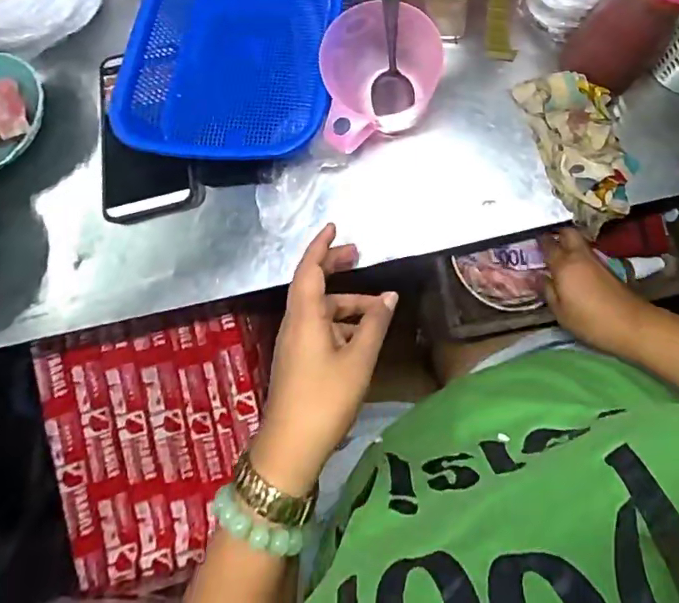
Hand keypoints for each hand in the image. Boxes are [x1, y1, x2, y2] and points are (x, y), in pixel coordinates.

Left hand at [253, 224, 395, 495]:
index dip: (320, 246)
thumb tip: (389, 296)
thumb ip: (374, 324)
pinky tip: (363, 335)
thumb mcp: (358, 360)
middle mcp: (295, 324)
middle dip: (334, 266)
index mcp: (304, 317)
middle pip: (312, 285)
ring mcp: (294, 344)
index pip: (309, 270)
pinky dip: (341, 322)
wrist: (289, 451)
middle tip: (358, 253)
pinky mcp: (298, 362)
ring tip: (378, 309)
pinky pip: (320, 328)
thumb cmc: (325, 399)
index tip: (334, 227)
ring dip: (346, 302)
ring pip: (320, 310)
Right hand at [539, 228, 653, 357]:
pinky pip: (588, 252)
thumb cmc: (589, 320)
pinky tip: (575, 267)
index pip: (548, 244)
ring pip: (579, 241)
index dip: (538, 241)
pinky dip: (579, 253)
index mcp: (564, 264)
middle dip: (557, 233)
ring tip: (560, 255)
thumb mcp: (561, 312)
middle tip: (548, 243)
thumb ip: (547, 290)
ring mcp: (596, 259)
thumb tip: (534, 275)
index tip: (531, 242)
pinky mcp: (607, 267)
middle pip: (568, 232)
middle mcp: (579, 255)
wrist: (631, 323)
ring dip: (569, 242)